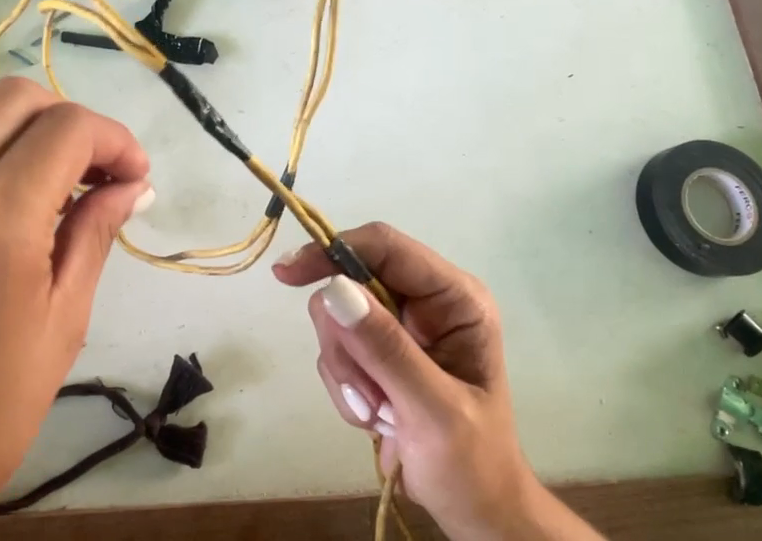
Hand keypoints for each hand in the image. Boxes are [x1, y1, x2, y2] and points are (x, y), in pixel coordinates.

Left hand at [0, 79, 150, 540]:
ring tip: (33, 179)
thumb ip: (95, 234)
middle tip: (88, 170)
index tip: (131, 172)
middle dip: (65, 120)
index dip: (113, 139)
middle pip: (11, 97)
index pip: (66, 129)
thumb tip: (132, 184)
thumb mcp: (59, 328)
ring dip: (10, 126)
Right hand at [274, 223, 603, 540]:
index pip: (385, 247)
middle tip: (365, 391)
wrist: (474, 513)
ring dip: (347, 369)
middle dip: (346, 340)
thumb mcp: (432, 410)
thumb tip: (335, 288)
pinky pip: (336, 347)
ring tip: (378, 411)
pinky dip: (346, 384)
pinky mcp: (379, 350)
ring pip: (337, 316)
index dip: (334, 252)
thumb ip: (386, 350)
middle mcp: (426, 301)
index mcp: (454, 298)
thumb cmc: (471, 464)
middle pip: (351, 281)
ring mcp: (401, 326)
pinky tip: (375, 416)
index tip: (288, 275)